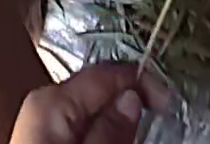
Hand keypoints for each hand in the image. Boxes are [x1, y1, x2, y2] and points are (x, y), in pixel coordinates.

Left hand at [9, 62, 169, 143]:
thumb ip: (111, 133)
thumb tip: (132, 97)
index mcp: (51, 102)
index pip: (106, 73)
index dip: (141, 82)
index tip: (167, 103)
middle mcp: (44, 110)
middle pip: (100, 99)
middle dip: (129, 118)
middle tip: (154, 134)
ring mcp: (42, 134)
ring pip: (92, 124)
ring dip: (115, 137)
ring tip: (132, 142)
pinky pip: (80, 139)